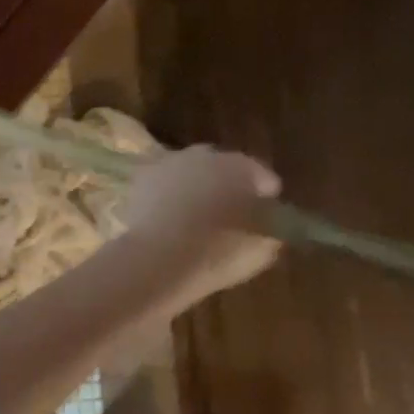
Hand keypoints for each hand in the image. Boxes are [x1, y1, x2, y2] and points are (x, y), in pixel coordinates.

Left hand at [120, 145, 283, 297]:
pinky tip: (171, 215)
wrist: (158, 258)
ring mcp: (170, 161)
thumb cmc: (216, 254)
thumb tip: (268, 226)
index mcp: (239, 167)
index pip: (261, 173)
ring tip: (199, 214)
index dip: (267, 194)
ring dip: (198, 185)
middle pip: (224, 166)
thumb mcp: (259, 250)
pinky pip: (165, 181)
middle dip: (230, 184)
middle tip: (233, 212)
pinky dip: (170, 193)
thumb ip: (270, 230)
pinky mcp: (143, 175)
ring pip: (191, 170)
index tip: (269, 213)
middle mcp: (204, 155)